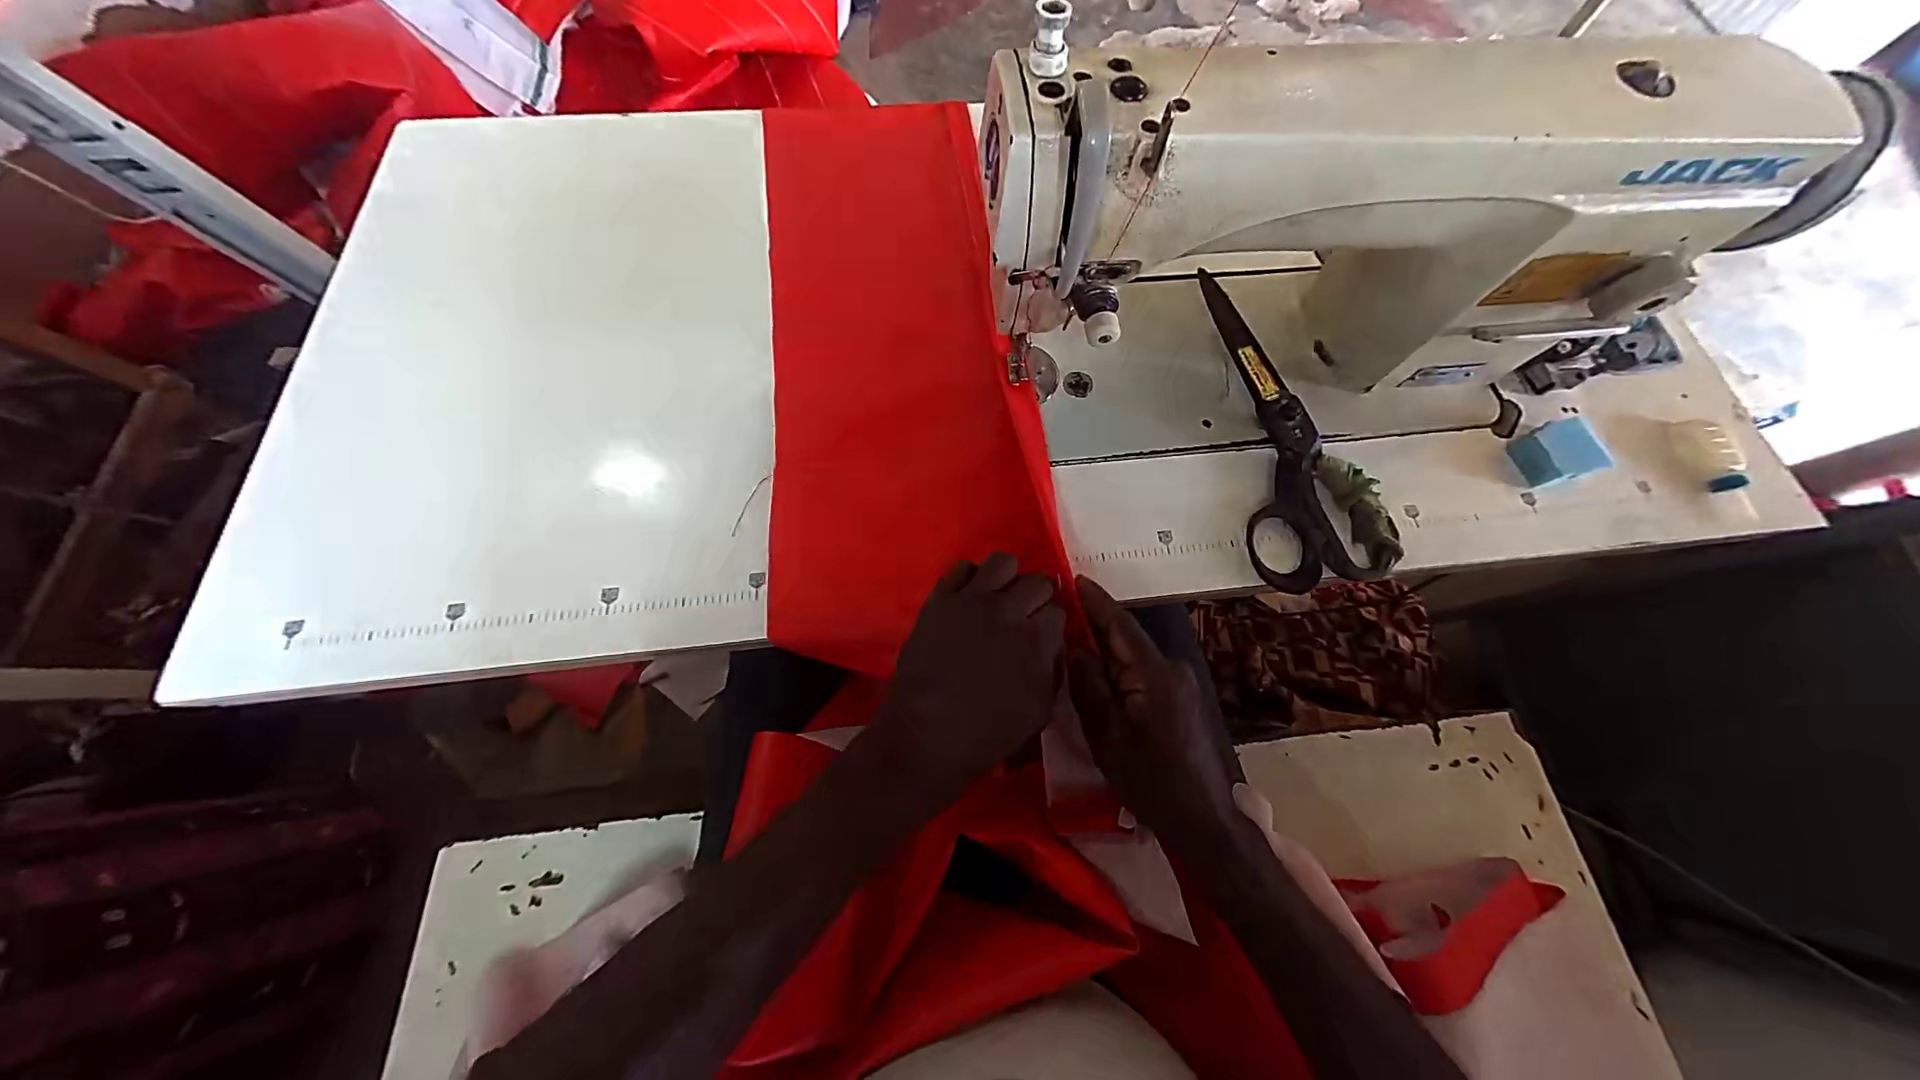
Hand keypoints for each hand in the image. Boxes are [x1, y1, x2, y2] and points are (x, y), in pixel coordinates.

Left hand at [868, 553, 1066, 800]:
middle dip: (1038, 597)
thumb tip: (1052, 644)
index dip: (1052, 623)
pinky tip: (970, 597)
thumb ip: (1053, 669)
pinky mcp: (940, 600)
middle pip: (1037, 581)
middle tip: (1026, 615)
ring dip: (1008, 578)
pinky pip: (961, 568)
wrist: (926, 734)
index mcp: (1036, 639)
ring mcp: (971, 601)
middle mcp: (1008, 610)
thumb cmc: (988, 732)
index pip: (1059, 610)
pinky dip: (971, 578)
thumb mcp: (1040, 711)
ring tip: (1000, 597)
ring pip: (1002, 562)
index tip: (1044, 634)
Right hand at [1066, 577, 1242, 847]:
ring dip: (1106, 648)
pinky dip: (1119, 667)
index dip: (1097, 602)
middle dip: (1095, 624)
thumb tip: (1075, 649)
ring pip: (1134, 656)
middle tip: (1061, 611)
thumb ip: (1090, 688)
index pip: (1121, 625)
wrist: (1202, 818)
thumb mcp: (1108, 737)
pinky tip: (1097, 673)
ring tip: (1071, 641)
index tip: (1074, 579)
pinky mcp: (1180, 698)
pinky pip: (1142, 672)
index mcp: (1155, 674)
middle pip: (1127, 638)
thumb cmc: (1151, 781)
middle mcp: (1172, 669)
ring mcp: (1180, 683)